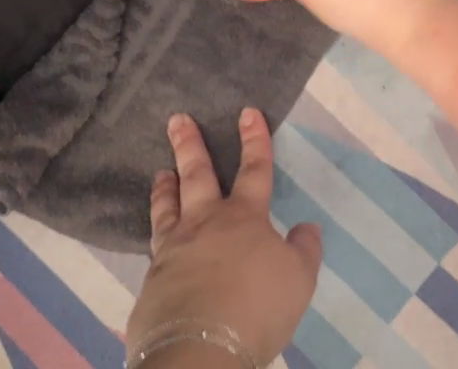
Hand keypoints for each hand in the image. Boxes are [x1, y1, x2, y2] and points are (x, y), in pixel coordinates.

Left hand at [126, 109, 320, 366]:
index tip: (247, 112)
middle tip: (177, 119)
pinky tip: (157, 241)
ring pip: (167, 209)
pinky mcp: (152, 284)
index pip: (254, 169)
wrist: (198, 352)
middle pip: (197, 176)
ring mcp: (173, 252)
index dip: (254, 140)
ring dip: (165, 188)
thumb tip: (306, 227)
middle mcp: (204, 224)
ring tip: (161, 172)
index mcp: (244, 217)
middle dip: (189, 145)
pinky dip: (158, 237)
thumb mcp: (299, 278)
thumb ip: (304, 250)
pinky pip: (155, 251)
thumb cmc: (257, 307)